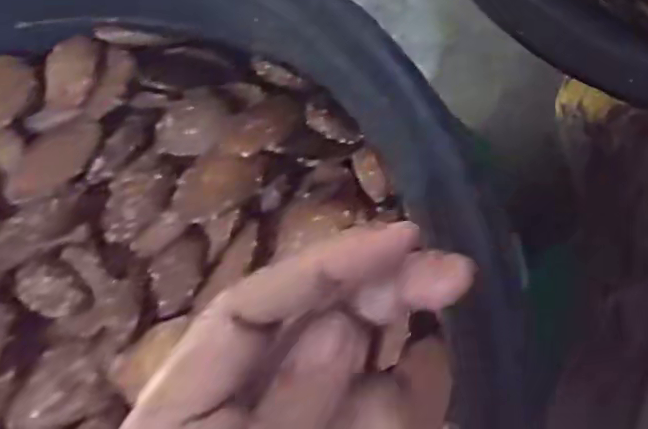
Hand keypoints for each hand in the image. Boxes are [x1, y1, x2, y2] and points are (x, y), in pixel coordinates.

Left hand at [123, 223, 474, 428]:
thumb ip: (287, 408)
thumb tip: (338, 327)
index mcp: (187, 405)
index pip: (249, 308)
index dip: (327, 261)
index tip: (406, 236)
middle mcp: (254, 387)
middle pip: (323, 307)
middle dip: (393, 283)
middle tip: (460, 275)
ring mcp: (315, 402)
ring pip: (369, 342)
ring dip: (405, 352)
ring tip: (414, 410)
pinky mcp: (364, 415)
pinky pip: (397, 386)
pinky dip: (416, 394)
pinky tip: (416, 415)